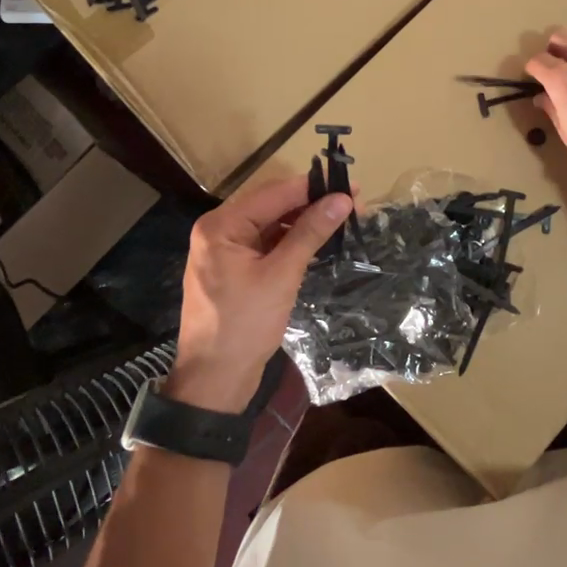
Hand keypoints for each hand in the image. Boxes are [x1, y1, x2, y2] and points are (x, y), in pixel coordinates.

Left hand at [168, 176, 351, 413]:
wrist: (214, 381)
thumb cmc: (245, 325)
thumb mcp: (281, 276)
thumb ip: (310, 233)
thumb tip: (342, 199)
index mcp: (221, 226)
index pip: (274, 193)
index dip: (313, 188)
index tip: (351, 185)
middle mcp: (218, 231)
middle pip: (271, 206)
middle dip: (310, 203)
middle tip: (352, 204)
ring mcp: (224, 252)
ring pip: (269, 225)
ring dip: (303, 223)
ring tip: (341, 221)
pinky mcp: (233, 271)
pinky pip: (264, 245)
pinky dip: (289, 242)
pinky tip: (317, 242)